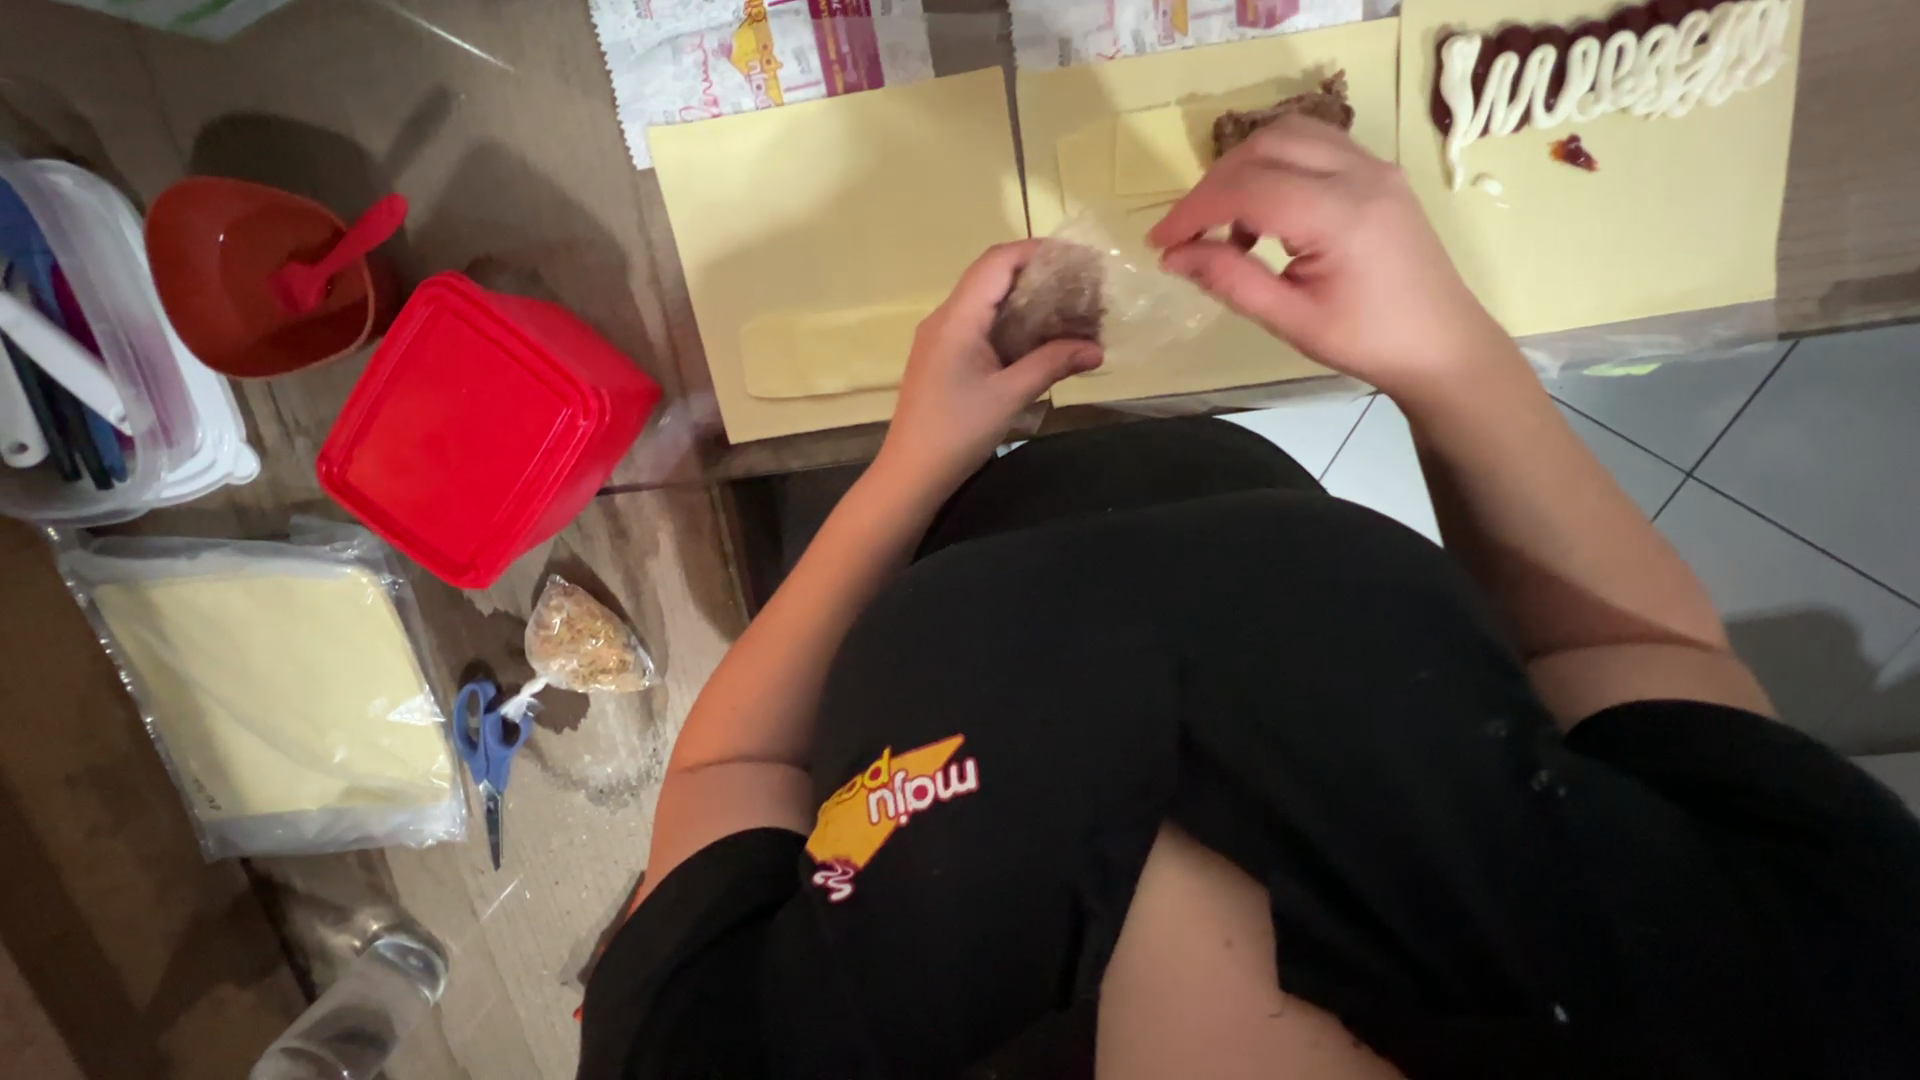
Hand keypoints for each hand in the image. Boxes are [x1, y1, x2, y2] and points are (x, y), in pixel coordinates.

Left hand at [878, 240, 1103, 495]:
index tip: (1080, 261)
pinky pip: (982, 327)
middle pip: (995, 278)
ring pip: (989, 304)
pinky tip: (1042, 343)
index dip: (1040, 251)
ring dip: (1029, 305)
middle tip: (1083, 291)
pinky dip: (1014, 327)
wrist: (911, 473)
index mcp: (957, 318)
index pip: (998, 261)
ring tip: (1070, 316)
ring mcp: (941, 338)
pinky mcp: (944, 358)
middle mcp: (945, 318)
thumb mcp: (1009, 396)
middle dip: (1041, 278)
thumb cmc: (956, 433)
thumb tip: (1096, 349)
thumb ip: (1052, 364)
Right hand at [1148, 117, 1514, 396]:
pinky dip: (1272, 168)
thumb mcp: (1289, 320)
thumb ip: (1230, 281)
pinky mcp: (1376, 172)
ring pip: (1289, 135)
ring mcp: (1373, 166)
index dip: (1193, 210)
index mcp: (1341, 215)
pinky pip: (1312, 147)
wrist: (1440, 342)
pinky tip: (1261, 218)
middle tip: (1185, 234)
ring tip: (1221, 224)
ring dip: (1242, 170)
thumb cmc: (1365, 341)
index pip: (1248, 188)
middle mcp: (1361, 173)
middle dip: (1212, 185)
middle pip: (1265, 146)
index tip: (1158, 242)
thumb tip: (1175, 257)